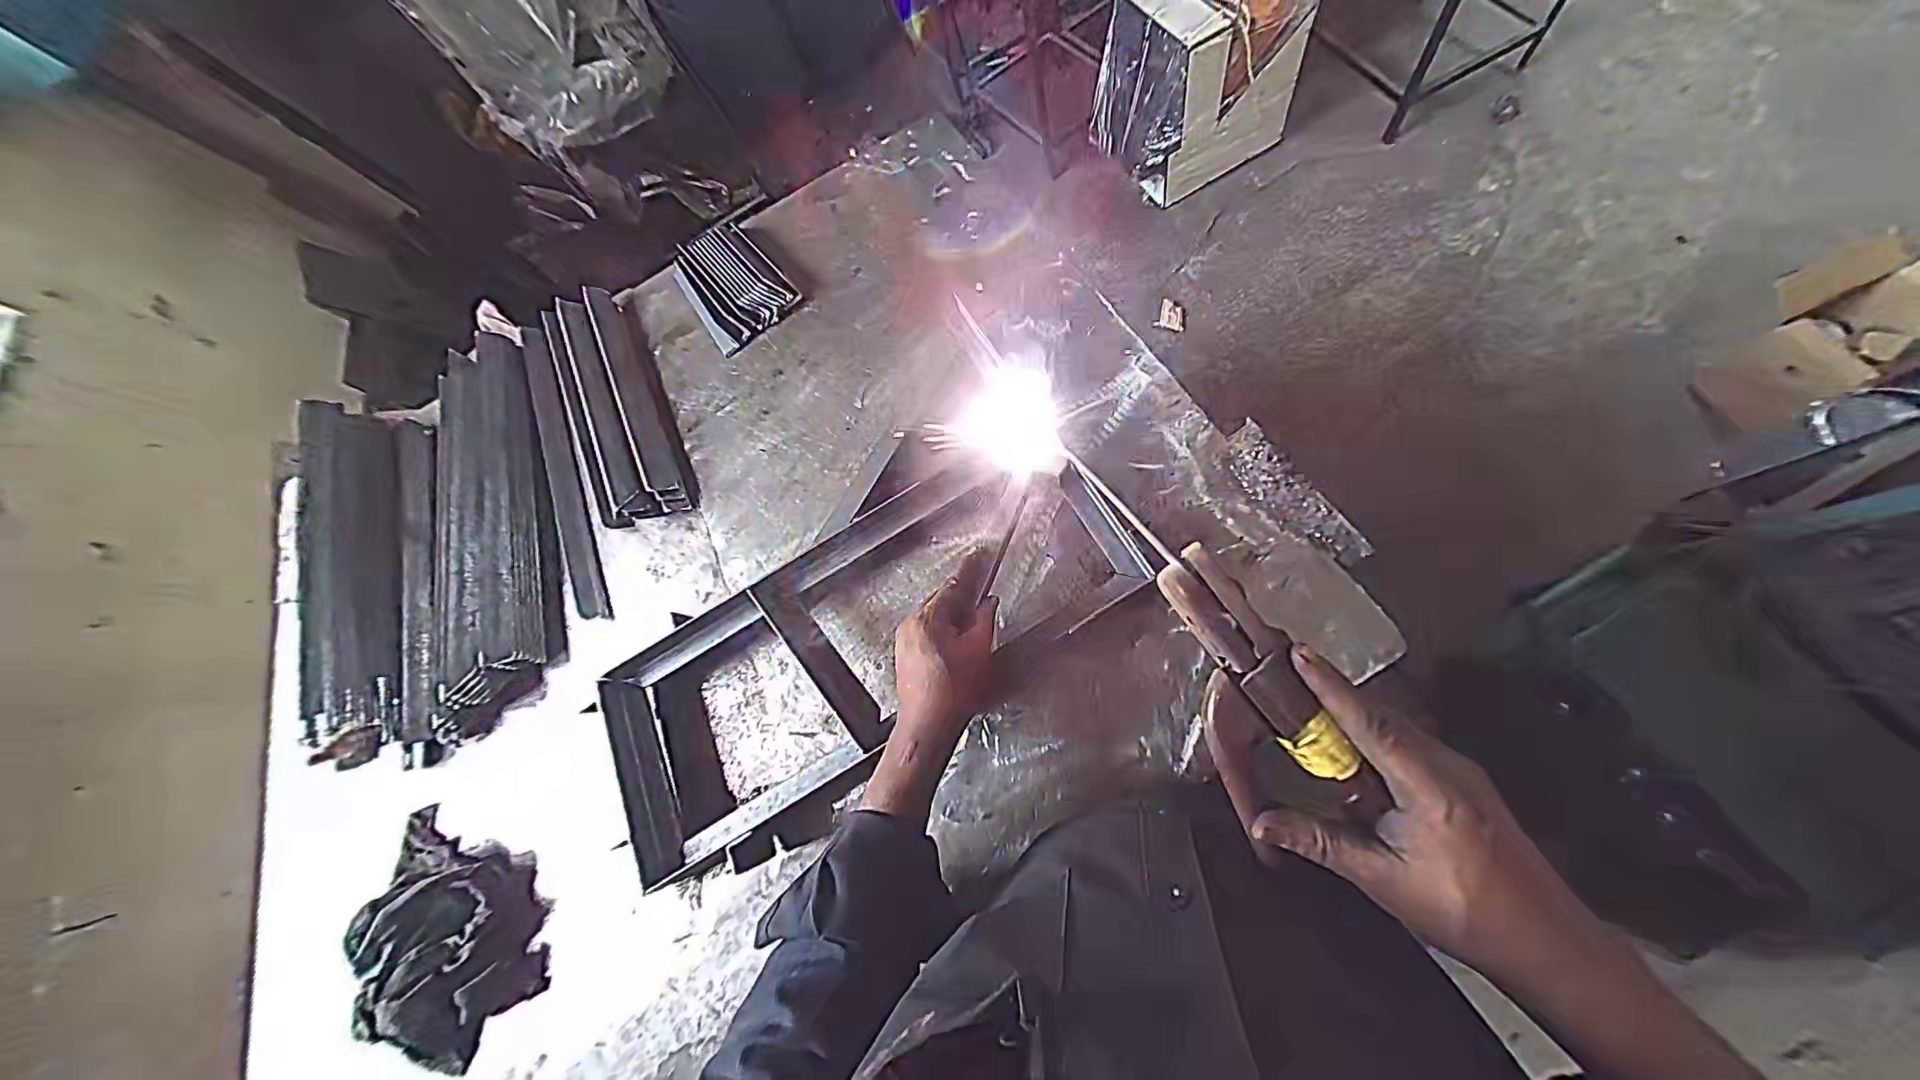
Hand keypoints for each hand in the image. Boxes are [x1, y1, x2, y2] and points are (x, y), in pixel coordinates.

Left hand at [893, 546, 999, 743]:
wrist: (928, 723)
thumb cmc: (954, 690)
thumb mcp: (978, 650)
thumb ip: (984, 620)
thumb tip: (988, 602)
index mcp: (927, 619)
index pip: (952, 587)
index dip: (969, 573)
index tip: (978, 559)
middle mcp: (911, 625)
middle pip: (939, 601)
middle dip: (960, 598)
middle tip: (980, 596)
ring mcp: (904, 641)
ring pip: (932, 617)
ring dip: (951, 617)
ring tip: (971, 625)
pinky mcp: (904, 656)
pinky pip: (925, 632)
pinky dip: (941, 631)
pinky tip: (955, 644)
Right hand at [1207, 648, 1761, 1079]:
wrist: (1552, 945)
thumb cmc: (1475, 916)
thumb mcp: (1383, 880)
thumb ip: (1320, 843)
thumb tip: (1264, 825)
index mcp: (1431, 788)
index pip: (1369, 722)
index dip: (1330, 686)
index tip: (1301, 655)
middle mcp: (1450, 768)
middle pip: (1381, 714)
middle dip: (1335, 690)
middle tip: (1296, 670)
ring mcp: (1461, 772)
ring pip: (1397, 725)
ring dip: (1354, 712)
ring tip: (1315, 705)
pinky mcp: (1464, 782)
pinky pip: (1410, 742)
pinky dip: (1375, 733)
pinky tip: (1357, 749)